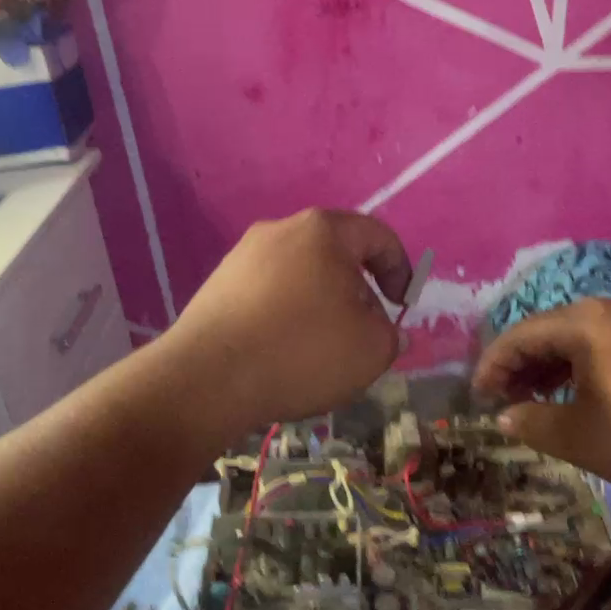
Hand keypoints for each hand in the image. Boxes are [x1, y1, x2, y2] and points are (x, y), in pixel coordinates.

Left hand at [161, 210, 411, 428]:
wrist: (208, 378)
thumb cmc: (302, 352)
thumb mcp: (371, 349)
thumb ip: (390, 334)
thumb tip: (384, 328)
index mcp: (323, 230)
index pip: (377, 236)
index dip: (400, 269)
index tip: (402, 307)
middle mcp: (279, 230)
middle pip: (335, 255)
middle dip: (357, 292)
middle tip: (362, 333)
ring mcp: (242, 256)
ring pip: (299, 276)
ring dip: (319, 305)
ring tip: (320, 350)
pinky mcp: (217, 286)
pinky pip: (267, 295)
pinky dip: (285, 317)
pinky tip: (282, 355)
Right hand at [472, 298, 610, 499]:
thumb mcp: (578, 436)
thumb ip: (532, 422)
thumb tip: (507, 416)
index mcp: (586, 321)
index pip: (521, 334)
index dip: (492, 365)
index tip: (477, 397)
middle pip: (554, 330)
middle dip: (524, 365)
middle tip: (506, 399)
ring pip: (588, 338)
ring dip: (557, 367)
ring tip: (544, 400)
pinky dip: (592, 367)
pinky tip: (593, 397)